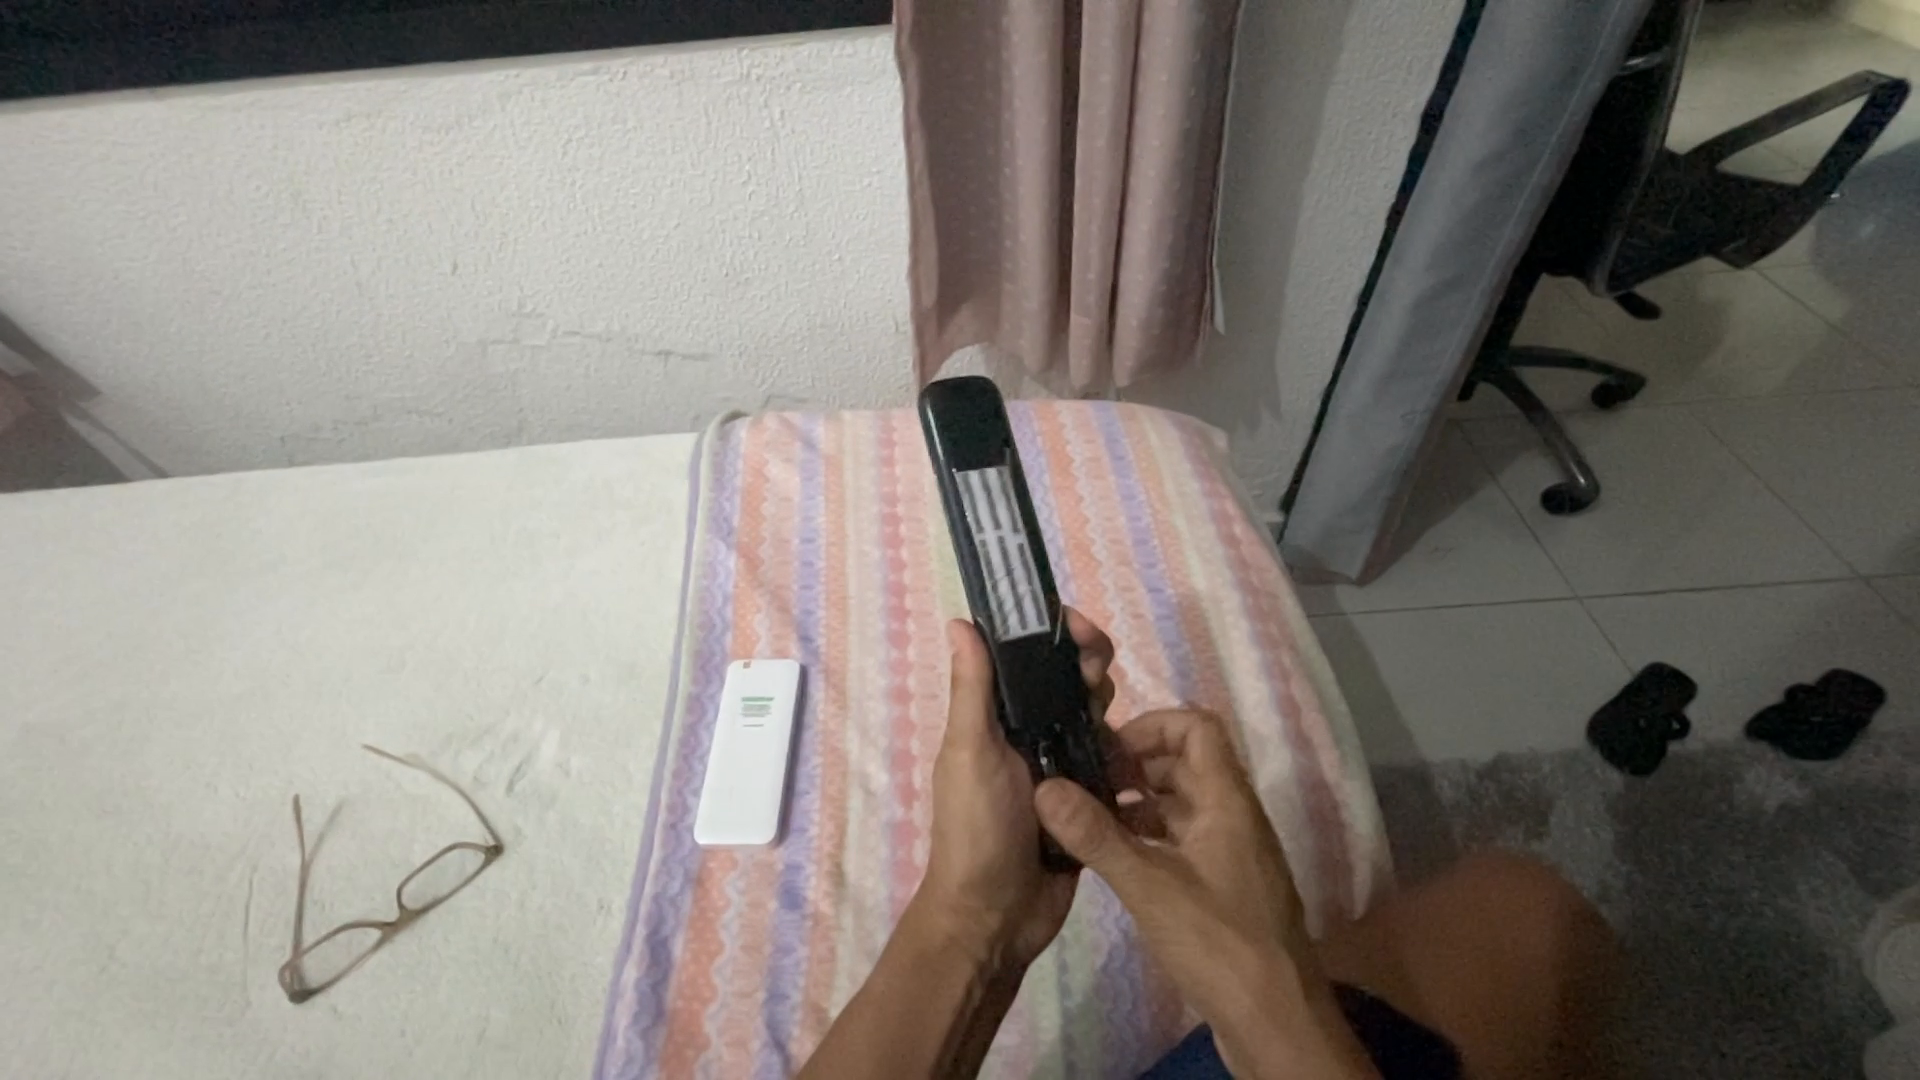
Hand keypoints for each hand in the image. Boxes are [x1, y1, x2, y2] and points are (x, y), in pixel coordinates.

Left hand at [912, 611, 1115, 971]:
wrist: (998, 916)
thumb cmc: (977, 828)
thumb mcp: (970, 752)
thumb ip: (972, 690)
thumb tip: (958, 622)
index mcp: (995, 715)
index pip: (1025, 656)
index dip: (1052, 633)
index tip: (1078, 628)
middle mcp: (1027, 731)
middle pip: (1066, 679)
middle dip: (1088, 664)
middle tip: (1097, 678)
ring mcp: (1058, 764)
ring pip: (1094, 715)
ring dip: (1108, 707)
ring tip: (1111, 723)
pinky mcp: (1086, 796)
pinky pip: (1112, 760)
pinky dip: (1124, 751)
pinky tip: (1137, 754)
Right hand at [1033, 710, 1372, 1078]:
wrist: (1277, 1026)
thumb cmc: (1219, 943)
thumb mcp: (1149, 886)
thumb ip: (1096, 835)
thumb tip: (1045, 787)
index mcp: (1227, 801)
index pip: (1196, 728)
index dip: (1151, 726)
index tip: (1107, 749)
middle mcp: (1233, 816)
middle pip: (1184, 764)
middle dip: (1134, 764)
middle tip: (1085, 781)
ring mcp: (1230, 852)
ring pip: (1181, 803)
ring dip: (1138, 801)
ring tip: (1089, 815)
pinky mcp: (1223, 884)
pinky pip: (1182, 838)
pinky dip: (1149, 835)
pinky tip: (1114, 855)